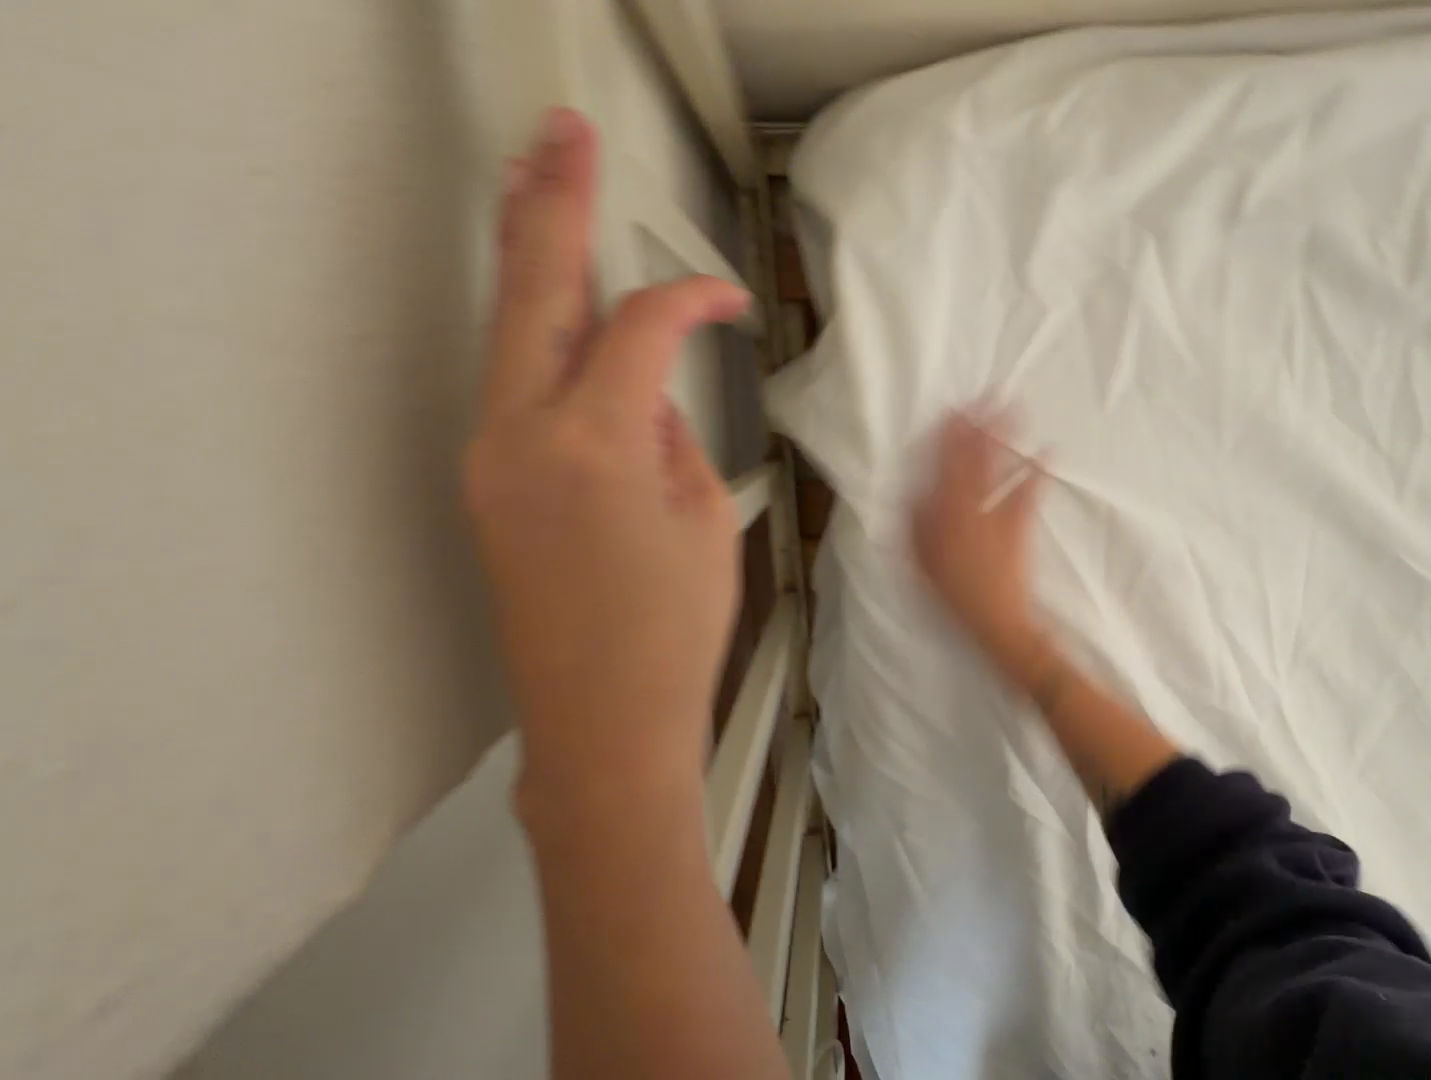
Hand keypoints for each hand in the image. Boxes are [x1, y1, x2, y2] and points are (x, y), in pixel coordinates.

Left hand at [464, 107, 751, 808]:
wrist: (601, 724)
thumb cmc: (666, 640)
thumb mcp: (702, 519)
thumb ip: (672, 437)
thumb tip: (651, 396)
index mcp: (592, 444)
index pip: (641, 326)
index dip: (691, 295)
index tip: (724, 298)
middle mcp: (520, 439)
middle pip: (531, 289)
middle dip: (549, 203)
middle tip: (560, 139)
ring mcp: (489, 461)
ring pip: (506, 330)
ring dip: (527, 259)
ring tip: (538, 194)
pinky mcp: (486, 487)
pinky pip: (510, 386)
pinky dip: (535, 337)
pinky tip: (555, 314)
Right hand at [911, 409, 1049, 675]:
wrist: (994, 620)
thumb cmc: (952, 593)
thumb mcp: (920, 560)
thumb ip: (914, 523)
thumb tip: (911, 490)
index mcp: (941, 514)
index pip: (942, 466)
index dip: (948, 435)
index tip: (953, 410)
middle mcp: (968, 507)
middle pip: (972, 458)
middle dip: (979, 424)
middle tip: (988, 393)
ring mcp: (996, 515)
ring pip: (998, 468)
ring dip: (1006, 437)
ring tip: (1013, 408)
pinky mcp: (1021, 526)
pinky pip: (1030, 494)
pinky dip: (1038, 472)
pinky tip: (1049, 451)